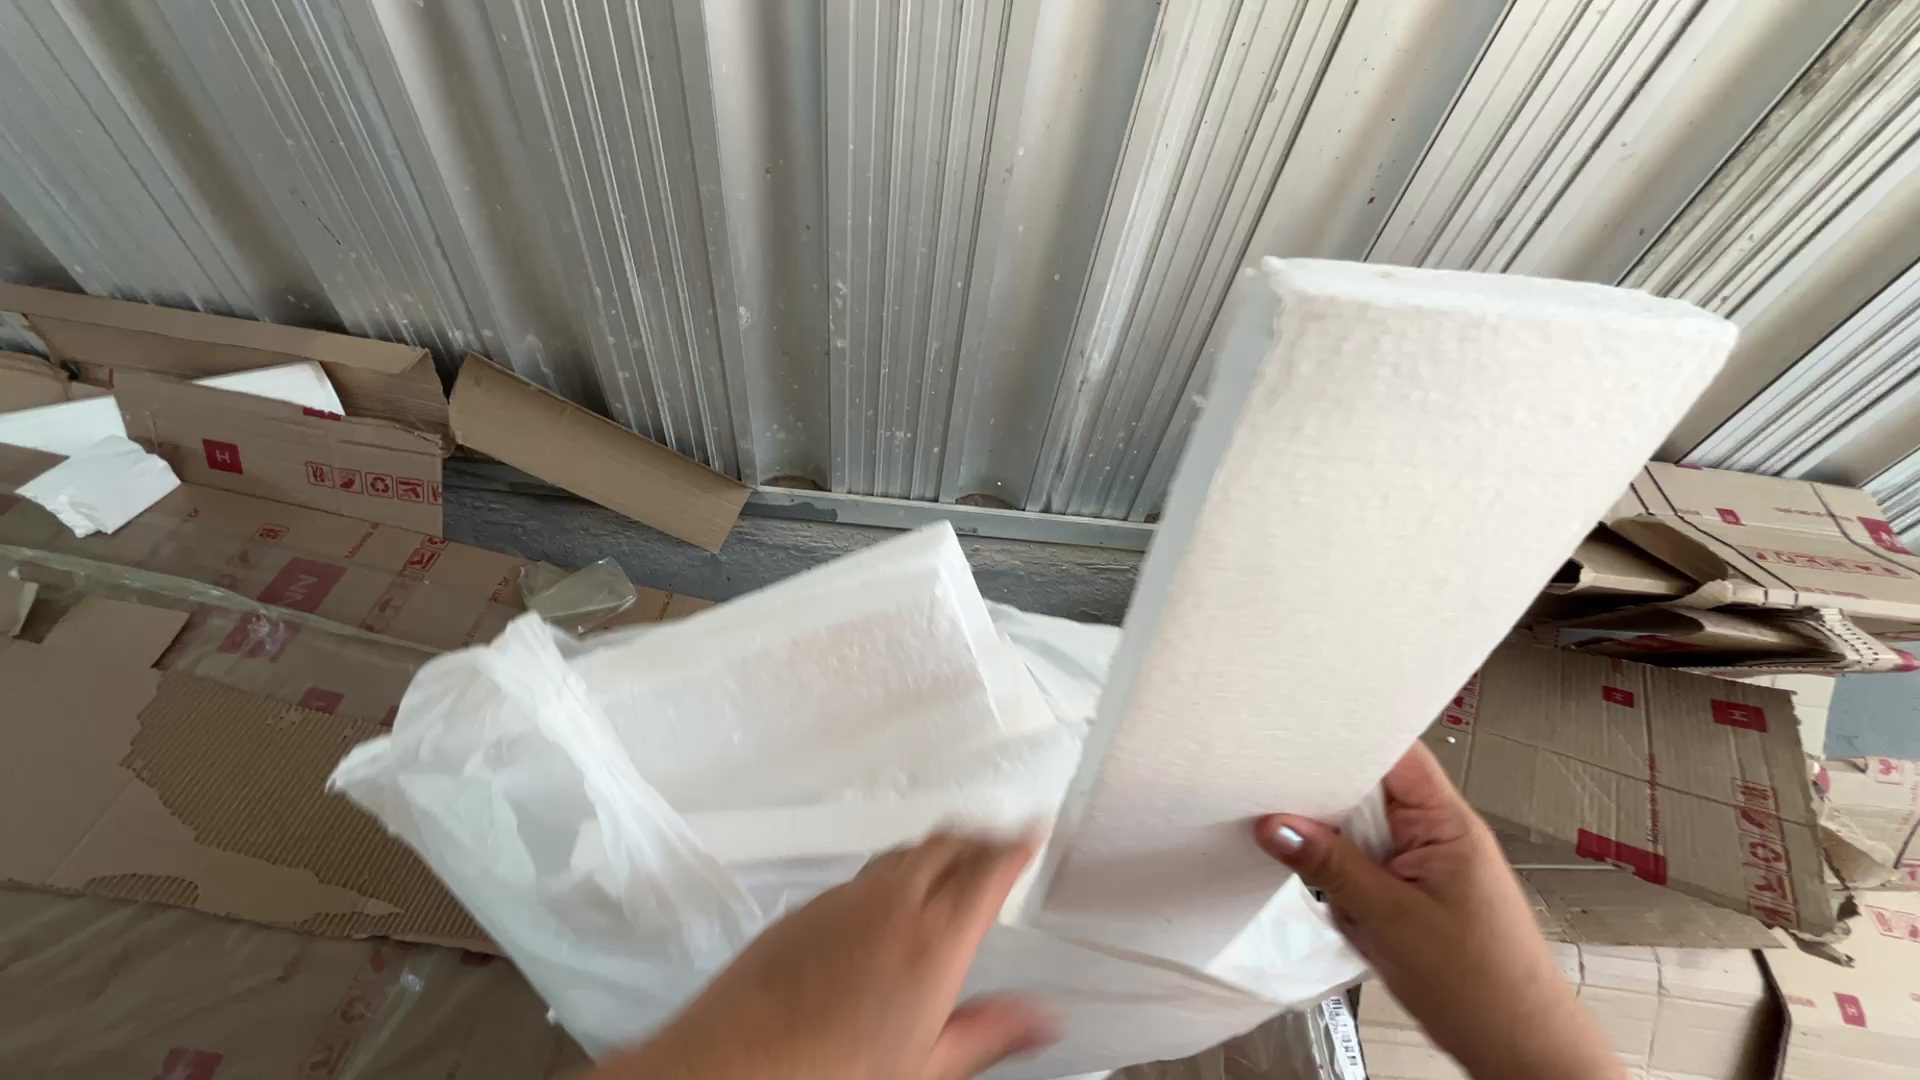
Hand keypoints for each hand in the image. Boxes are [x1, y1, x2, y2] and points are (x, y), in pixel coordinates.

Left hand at [592, 831, 1056, 1079]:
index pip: (990, 868)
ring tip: (955, 858)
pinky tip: (893, 895)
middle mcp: (896, 900)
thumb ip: (991, 1031)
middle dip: (983, 834)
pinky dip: (898, 867)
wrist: (734, 1062)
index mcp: (936, 936)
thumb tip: (1044, 1019)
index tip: (1034, 830)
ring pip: (909, 850)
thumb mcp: (928, 1064)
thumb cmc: (835, 1071)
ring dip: (940, 846)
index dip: (1017, 843)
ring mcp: (850, 895)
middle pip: (951, 842)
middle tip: (1001, 841)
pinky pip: (870, 869)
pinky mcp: (814, 903)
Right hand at [1255, 743, 1621, 1079]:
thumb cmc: (1482, 988)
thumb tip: (1273, 825)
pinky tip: (1331, 892)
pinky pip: (1360, 856)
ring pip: (1357, 822)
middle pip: (1365, 784)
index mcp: (1444, 821)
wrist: (1523, 1055)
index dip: (1344, 736)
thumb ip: (1327, 864)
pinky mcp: (1409, 885)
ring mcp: (1422, 857)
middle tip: (1277, 800)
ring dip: (1330, 840)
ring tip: (1307, 858)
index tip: (1291, 738)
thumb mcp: (1389, 919)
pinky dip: (1339, 869)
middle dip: (1322, 794)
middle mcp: (1434, 829)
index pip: (1391, 751)